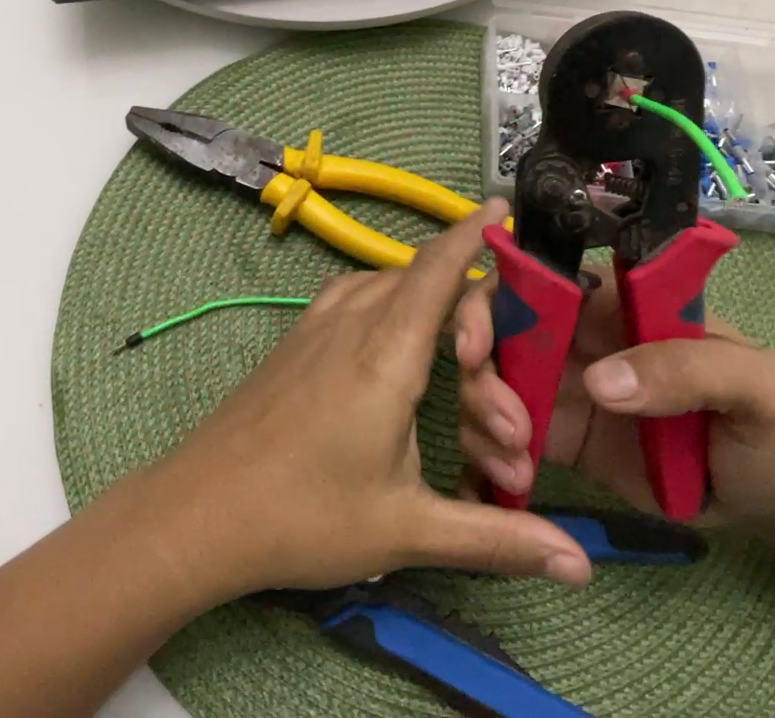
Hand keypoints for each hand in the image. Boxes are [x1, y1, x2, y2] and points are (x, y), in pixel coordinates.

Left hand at [146, 200, 592, 598]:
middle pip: (427, 292)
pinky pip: (354, 307)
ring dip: (434, 331)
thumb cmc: (302, 516)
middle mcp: (350, 324)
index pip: (438, 270)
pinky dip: (392, 321)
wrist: (194, 515)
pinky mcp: (293, 346)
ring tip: (463, 403)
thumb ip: (496, 537)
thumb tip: (579, 566)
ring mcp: (314, 330)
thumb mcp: (406, 529)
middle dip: (479, 344)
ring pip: (388, 296)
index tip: (501, 208)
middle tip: (505, 430)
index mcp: (385, 353)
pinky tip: (402, 369)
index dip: (472, 234)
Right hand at [454, 277, 774, 523]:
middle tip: (509, 430)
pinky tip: (508, 489)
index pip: (535, 277)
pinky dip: (487, 457)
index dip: (491, 301)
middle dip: (481, 376)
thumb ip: (691, 370)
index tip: (476, 349)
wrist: (771, 498)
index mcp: (613, 302)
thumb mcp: (759, 387)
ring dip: (481, 421)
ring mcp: (558, 386)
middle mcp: (573, 336)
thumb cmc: (774, 424)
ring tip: (518, 471)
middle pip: (493, 331)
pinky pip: (499, 435)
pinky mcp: (553, 436)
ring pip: (486, 384)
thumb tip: (601, 382)